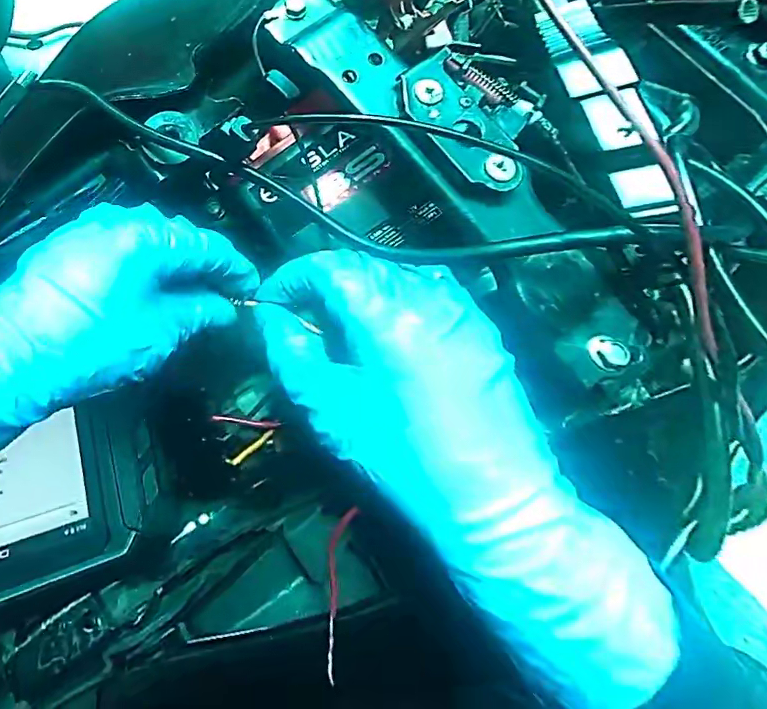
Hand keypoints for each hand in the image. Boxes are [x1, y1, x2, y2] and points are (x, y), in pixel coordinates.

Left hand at [0, 203, 256, 480]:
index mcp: (145, 234)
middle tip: (221, 298)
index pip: (208, 244)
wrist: (11, 358)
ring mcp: (86, 233)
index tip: (248, 285)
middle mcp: (115, 223)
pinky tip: (145, 299)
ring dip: (170, 271)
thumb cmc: (76, 344)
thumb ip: (199, 313)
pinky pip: (118, 253)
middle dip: (203, 268)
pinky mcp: (66, 251)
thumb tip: (219, 308)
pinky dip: (139, 273)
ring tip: (184, 303)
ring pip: (145, 246)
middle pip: (177, 240)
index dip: (235, 268)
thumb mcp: (157, 333)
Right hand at [253, 252, 678, 708]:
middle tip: (302, 322)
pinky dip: (394, 303)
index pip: (325, 264)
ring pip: (392, 273)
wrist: (497, 502)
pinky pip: (425, 292)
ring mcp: (459, 304)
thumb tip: (269, 315)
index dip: (289, 279)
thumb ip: (289, 352)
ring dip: (358, 293)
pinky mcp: (479, 324)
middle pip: (359, 264)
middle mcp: (426, 290)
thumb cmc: (402, 459)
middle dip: (321, 286)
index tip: (270, 306)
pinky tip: (388, 342)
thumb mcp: (328, 409)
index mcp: (386, 308)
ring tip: (344, 334)